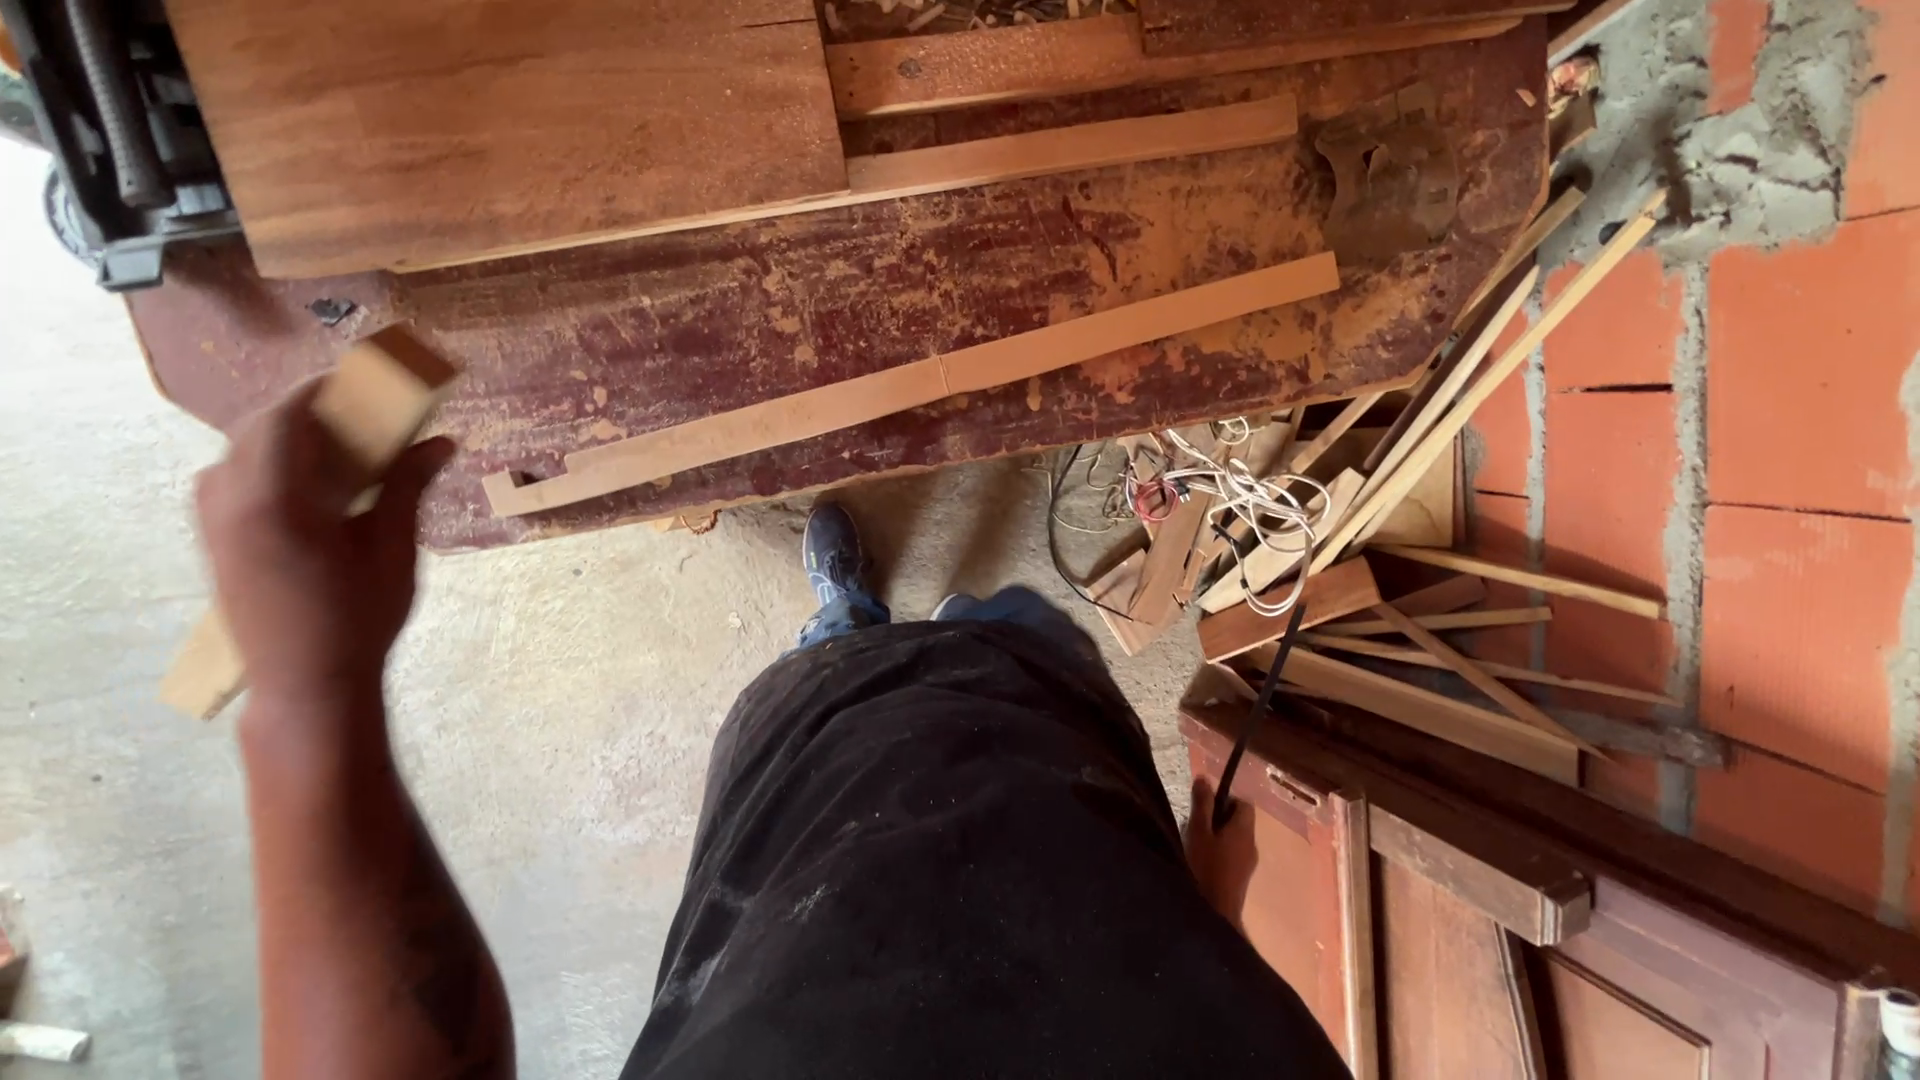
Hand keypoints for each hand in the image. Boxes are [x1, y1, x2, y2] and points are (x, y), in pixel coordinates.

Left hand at [194, 381, 454, 717]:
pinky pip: (232, 480)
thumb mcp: (391, 548)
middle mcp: (228, 502)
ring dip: (283, 438)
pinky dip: (268, 465)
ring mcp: (213, 523)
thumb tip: (441, 441)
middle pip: (255, 429)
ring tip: (336, 447)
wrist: (306, 682)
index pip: (282, 417)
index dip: (316, 389)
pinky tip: (309, 485)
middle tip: (354, 413)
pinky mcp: (215, 541)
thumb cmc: (358, 617)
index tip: (355, 380)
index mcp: (272, 499)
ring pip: (238, 454)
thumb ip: (406, 487)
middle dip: (302, 411)